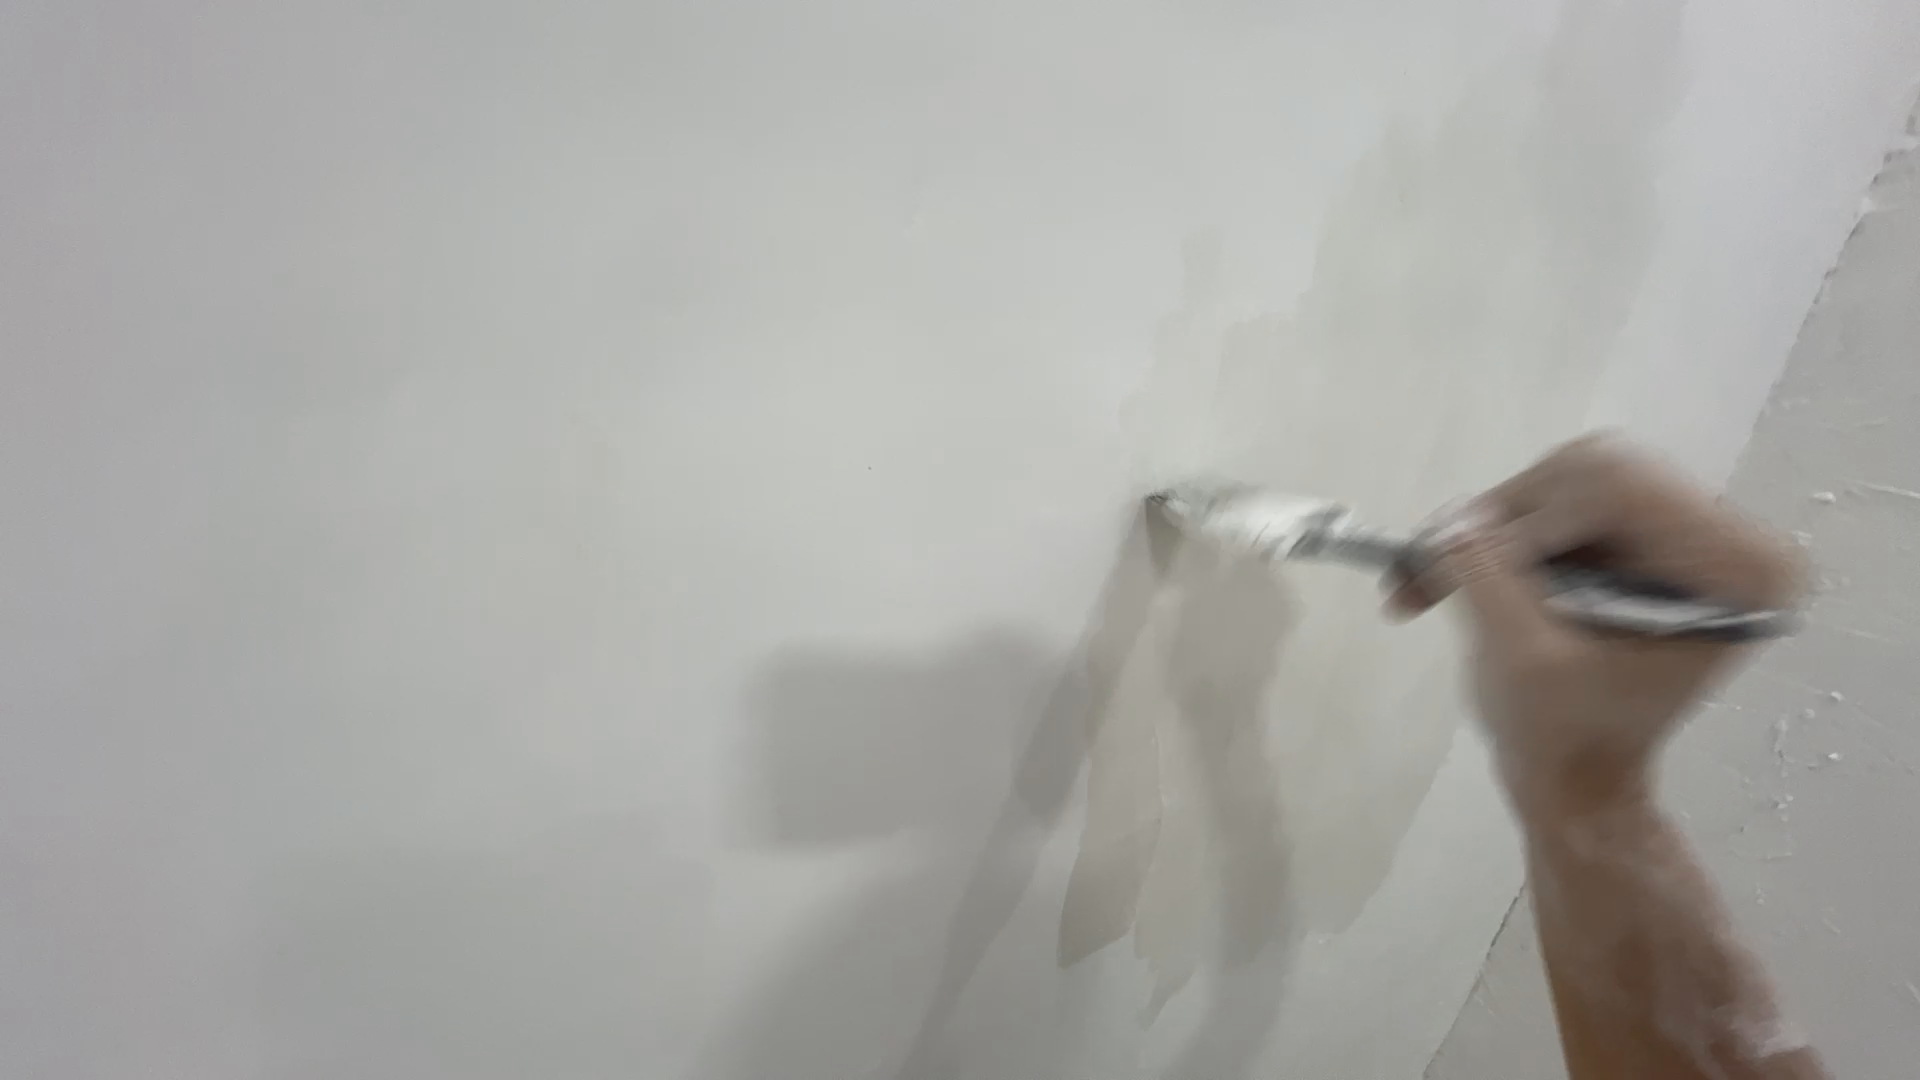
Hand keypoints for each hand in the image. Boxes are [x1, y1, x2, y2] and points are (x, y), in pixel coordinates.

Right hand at [1391, 435, 1805, 818]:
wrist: (1569, 772)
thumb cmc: (1562, 733)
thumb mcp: (1520, 656)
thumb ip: (1486, 576)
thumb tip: (1449, 518)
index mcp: (1731, 567)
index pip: (1617, 487)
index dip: (1525, 521)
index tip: (1461, 573)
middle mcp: (1714, 536)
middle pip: (1581, 472)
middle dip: (1495, 523)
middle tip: (1436, 573)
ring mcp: (1663, 535)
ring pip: (1547, 485)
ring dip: (1473, 536)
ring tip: (1421, 586)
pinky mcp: (1615, 543)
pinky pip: (1534, 509)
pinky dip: (1476, 544)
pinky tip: (1439, 581)